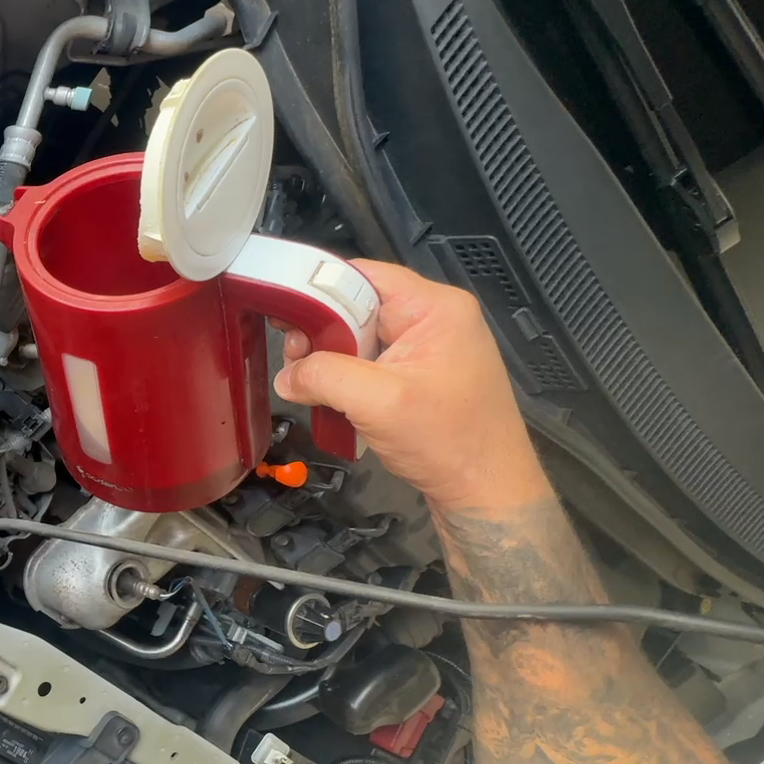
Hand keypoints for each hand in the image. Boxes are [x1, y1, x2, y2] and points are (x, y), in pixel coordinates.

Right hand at [273, 260, 551, 513]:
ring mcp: (419, 346)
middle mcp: (428, 318)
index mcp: (433, 308)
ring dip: (323, 359)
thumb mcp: (377, 401)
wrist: (483, 489)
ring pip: (349, 334)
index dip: (314, 290)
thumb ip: (323, 375)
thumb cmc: (447, 440)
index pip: (359, 274)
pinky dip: (336, 376)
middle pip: (350, 304)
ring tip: (314, 387)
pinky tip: (331, 397)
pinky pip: (358, 359)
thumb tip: (287, 376)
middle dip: (315, 332)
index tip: (280, 316)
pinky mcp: (409, 371)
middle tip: (298, 363)